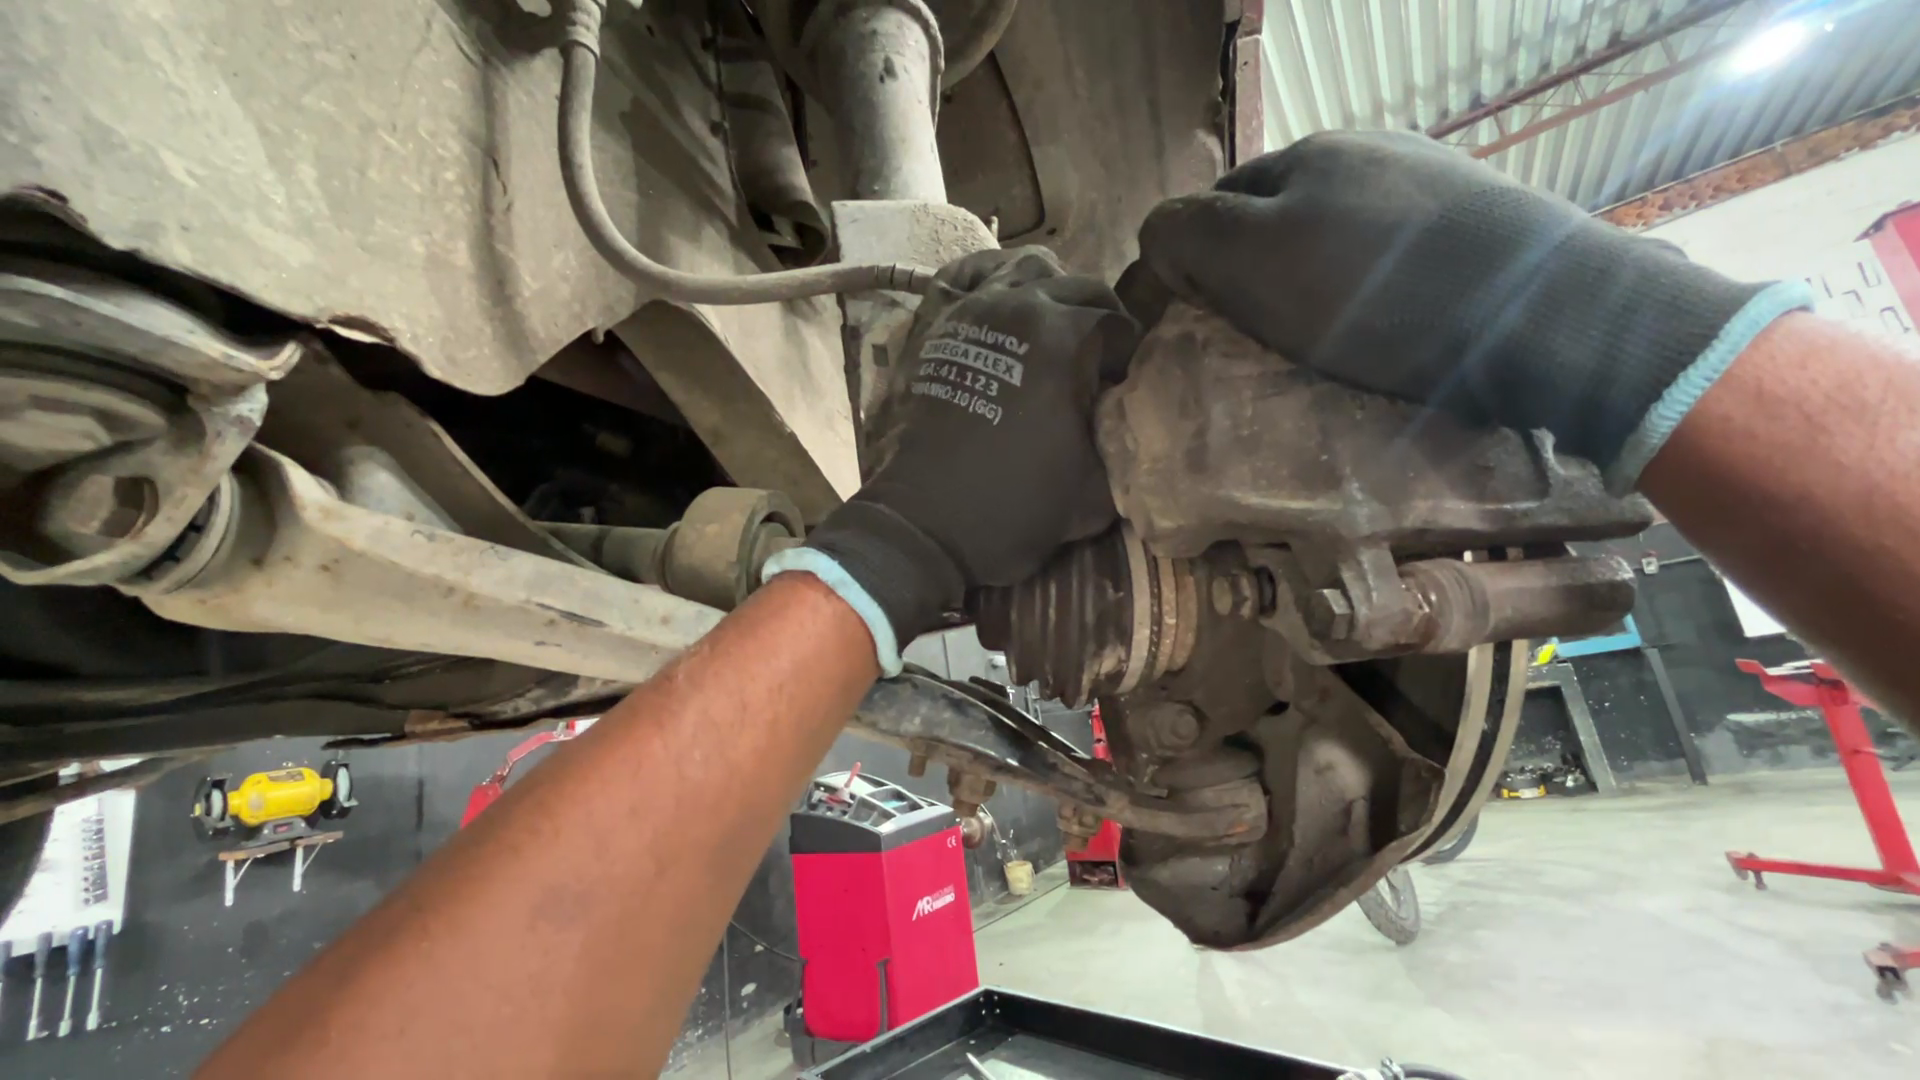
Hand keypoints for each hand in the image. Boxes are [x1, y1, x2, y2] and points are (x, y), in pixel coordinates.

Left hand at [767, 247, 1136, 671]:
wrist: (927, 523)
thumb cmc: (1016, 506)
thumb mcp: (1096, 490)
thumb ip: (1127, 443)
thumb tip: (1132, 412)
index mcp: (1067, 337)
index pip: (1121, 328)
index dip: (1131, 362)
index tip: (1127, 391)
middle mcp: (1022, 304)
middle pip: (1081, 290)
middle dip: (1102, 322)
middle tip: (1100, 365)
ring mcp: (975, 308)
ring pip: (1029, 270)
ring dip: (1053, 293)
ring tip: (1059, 334)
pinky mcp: (942, 323)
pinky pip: (974, 276)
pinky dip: (999, 282)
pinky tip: (1013, 311)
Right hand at [1134, 130, 1806, 487]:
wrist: (1547, 319)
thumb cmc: (1379, 296)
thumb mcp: (1255, 261)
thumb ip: (1187, 235)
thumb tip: (1157, 234)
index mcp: (1308, 155)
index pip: (1211, 205)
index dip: (1190, 264)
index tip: (1195, 325)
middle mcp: (1368, 154)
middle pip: (1274, 218)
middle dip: (1248, 273)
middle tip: (1250, 337)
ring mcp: (1429, 185)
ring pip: (1332, 237)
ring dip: (1307, 283)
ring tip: (1316, 339)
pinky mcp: (1476, 226)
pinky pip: (1387, 259)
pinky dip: (1365, 292)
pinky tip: (1381, 328)